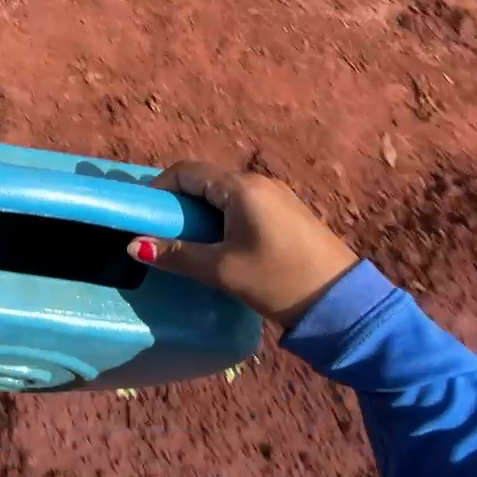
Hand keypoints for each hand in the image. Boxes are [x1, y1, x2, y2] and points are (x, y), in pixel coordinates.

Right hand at [128, 161, 359, 329]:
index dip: (158, 188)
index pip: (185, 172)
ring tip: (185, 241)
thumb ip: (175, 254)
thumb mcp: (220, 270)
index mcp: (241, 188)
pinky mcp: (285, 214)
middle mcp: (258, 183)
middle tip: (160, 231)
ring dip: (197, 213)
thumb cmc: (278, 280)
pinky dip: (218, 219)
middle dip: (176, 202)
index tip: (143, 214)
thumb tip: (133, 245)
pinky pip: (239, 205)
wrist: (344, 305)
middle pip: (203, 181)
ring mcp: (275, 197)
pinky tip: (216, 245)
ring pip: (220, 194)